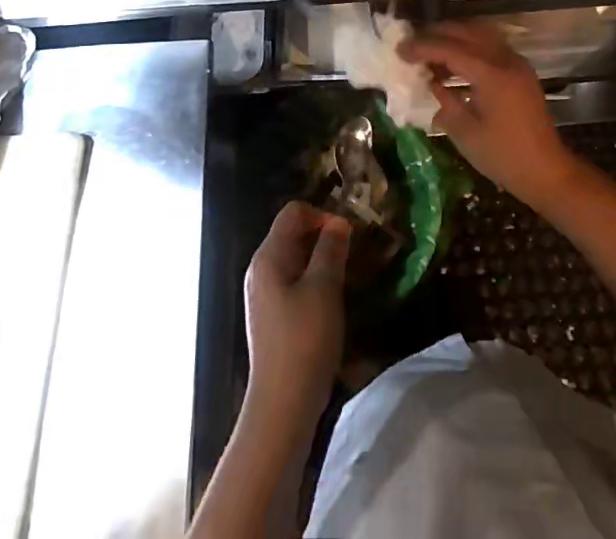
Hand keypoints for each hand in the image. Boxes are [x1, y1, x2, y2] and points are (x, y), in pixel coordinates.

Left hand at [243, 202, 350, 423]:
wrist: (283, 402)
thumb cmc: (304, 339)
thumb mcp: (324, 288)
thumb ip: (331, 249)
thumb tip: (338, 222)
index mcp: (268, 256)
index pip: (294, 212)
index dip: (323, 215)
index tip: (349, 236)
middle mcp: (261, 268)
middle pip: (293, 233)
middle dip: (325, 236)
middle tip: (355, 254)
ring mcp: (265, 292)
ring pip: (296, 258)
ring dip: (323, 259)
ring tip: (349, 274)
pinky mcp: (273, 313)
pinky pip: (295, 280)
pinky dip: (315, 279)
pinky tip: (333, 298)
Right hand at [399, 22, 579, 205]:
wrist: (546, 171)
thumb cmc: (503, 156)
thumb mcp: (464, 132)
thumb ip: (444, 100)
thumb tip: (430, 82)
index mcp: (492, 74)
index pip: (450, 49)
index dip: (422, 47)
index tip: (399, 50)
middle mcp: (506, 60)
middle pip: (467, 32)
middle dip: (437, 34)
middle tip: (411, 44)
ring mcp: (517, 64)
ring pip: (481, 34)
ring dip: (454, 37)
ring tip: (429, 51)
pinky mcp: (520, 73)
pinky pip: (491, 47)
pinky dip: (470, 47)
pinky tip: (453, 65)